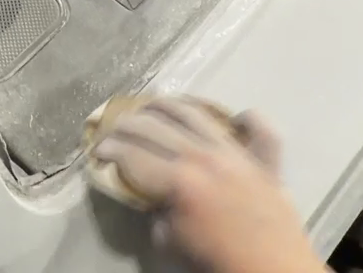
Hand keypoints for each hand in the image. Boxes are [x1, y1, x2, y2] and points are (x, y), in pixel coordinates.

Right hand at [92, 97, 322, 272]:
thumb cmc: (222, 267)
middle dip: (124, 125)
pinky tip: (235, 117)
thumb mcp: (172, 246)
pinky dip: (248, 120)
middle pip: (152, 126)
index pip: (130, 153)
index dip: (107, 149)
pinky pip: (261, 132)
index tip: (96, 151)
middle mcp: (203, 157)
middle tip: (112, 131)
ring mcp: (236, 156)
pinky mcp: (266, 166)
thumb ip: (154, 212)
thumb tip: (149, 195)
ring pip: (193, 114)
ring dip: (165, 106)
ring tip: (149, 108)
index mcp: (179, 181)